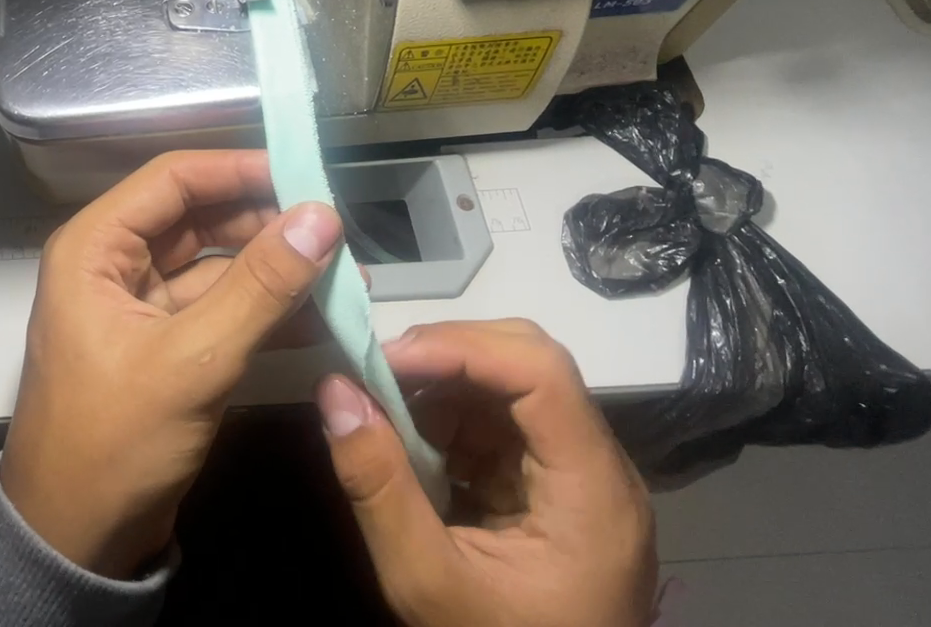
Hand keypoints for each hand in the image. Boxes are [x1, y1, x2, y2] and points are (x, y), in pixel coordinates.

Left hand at [0, 150, 343, 578]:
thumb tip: (320, 216)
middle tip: (340, 235)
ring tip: (349, 277)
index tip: (309, 176)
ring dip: (275, 270)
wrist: (75, 539)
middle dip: (268, 224)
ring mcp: (141, 304)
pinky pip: (219, 308)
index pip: (174, 180)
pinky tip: (322, 317)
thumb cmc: (113, 441)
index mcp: (96, 247)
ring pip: (216, 264)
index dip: (240, 169)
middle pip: (199, 218)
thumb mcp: (191, 360)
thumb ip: (258, 287)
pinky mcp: (165, 342)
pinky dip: (265, 310)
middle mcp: (115, 263)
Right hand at [316, 319, 656, 626]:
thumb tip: (333, 388)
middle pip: (531, 361)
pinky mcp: (550, 482)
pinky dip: (446, 414)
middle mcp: (597, 466)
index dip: (461, 347)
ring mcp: (577, 472)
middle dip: (446, 355)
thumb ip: (378, 485)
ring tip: (387, 415)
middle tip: (378, 377)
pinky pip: (498, 416)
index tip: (386, 360)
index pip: (541, 372)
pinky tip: (413, 446)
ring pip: (510, 380)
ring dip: (440, 383)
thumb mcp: (426, 582)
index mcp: (591, 491)